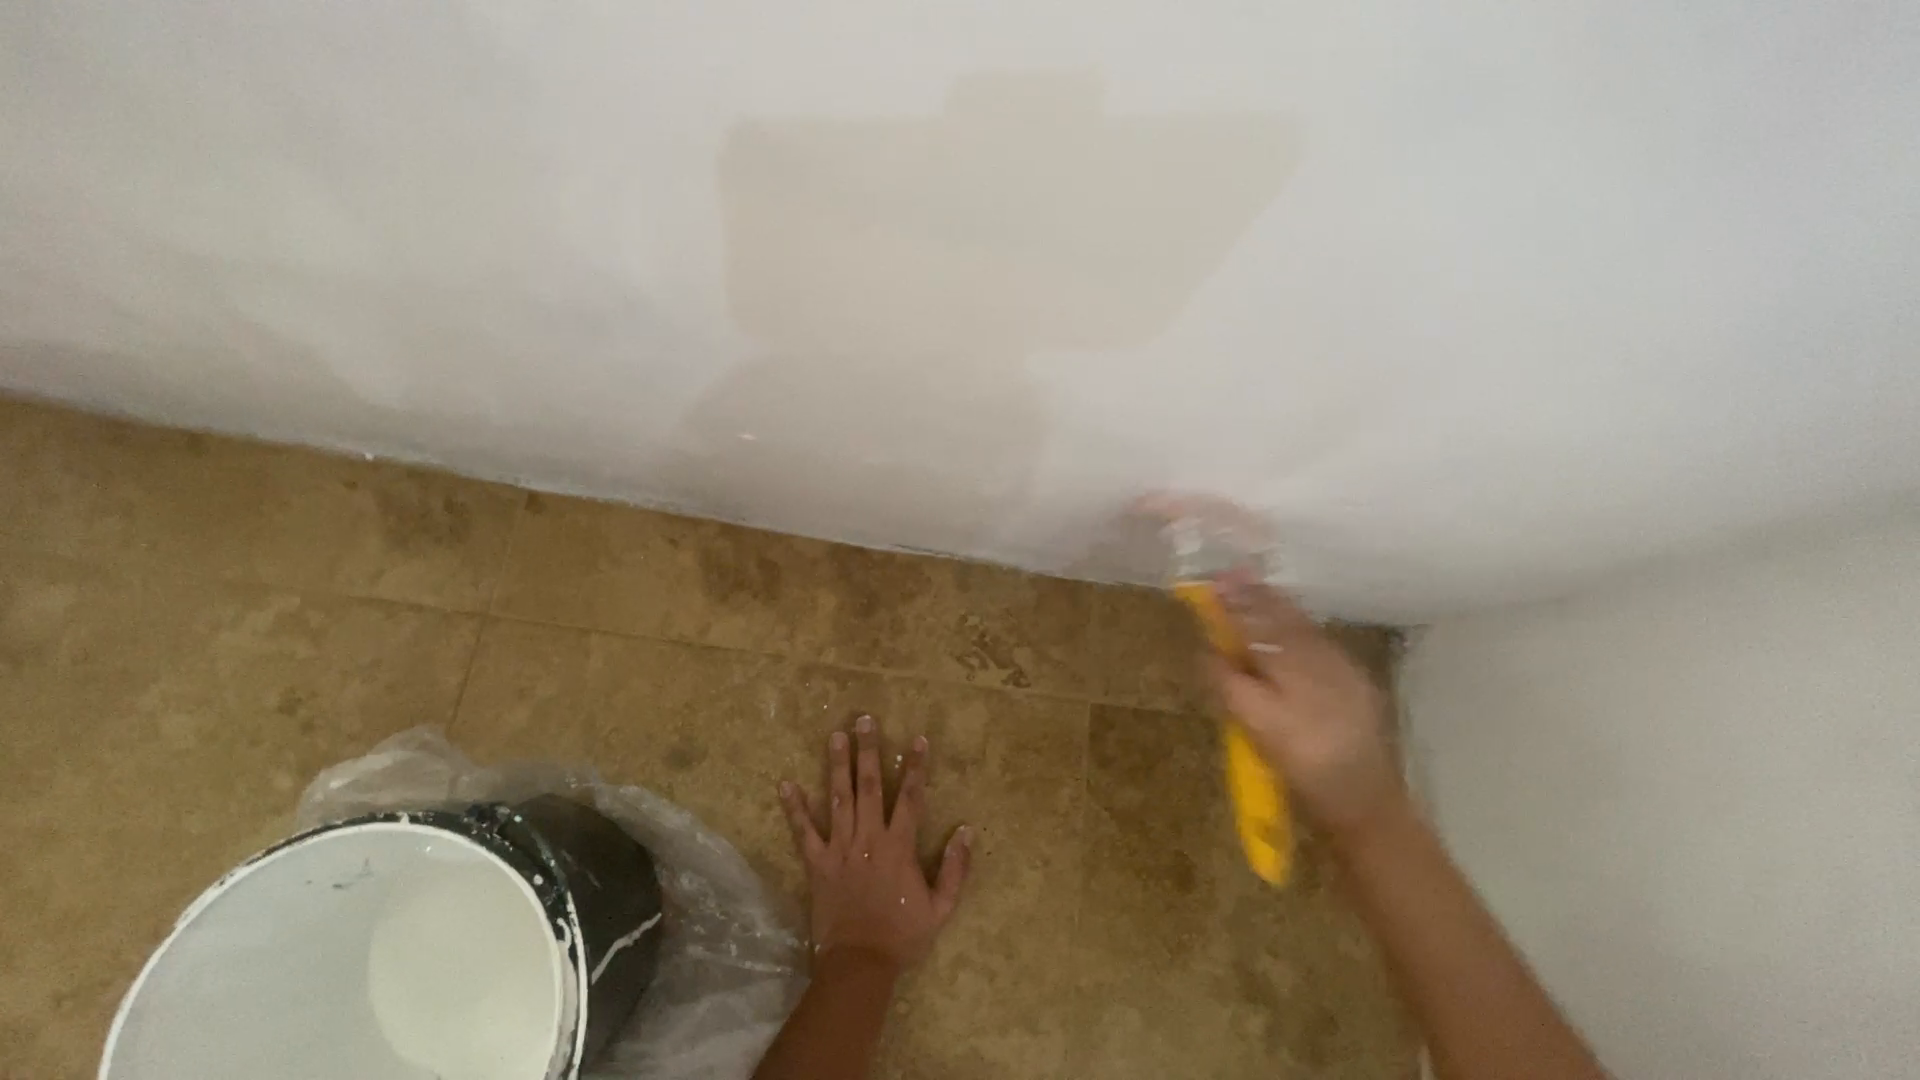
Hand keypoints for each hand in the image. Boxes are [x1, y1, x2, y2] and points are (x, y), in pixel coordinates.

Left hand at [779, 715, 970, 972]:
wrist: (860, 964)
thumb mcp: (941, 907)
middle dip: (868, 750)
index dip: (915, 767)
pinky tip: (785, 784)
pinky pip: (804, 832)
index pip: (910, 797)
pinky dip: (794, 808)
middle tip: (865, 719)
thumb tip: (966, 830)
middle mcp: (868, 838)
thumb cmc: (903, 935)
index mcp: (899, 846)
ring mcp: (840, 849)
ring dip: (836, 765)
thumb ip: (955, 868)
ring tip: (835, 735)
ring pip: (838, 799)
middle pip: (868, 786)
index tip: (917, 739)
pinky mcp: (817, 864)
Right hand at [1203, 576, 1407, 842]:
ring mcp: (1343, 669)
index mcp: (1293, 670)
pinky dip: (1297, 625)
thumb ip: (1230, 686)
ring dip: (1276, 606)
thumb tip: (1209, 652)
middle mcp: (1321, 660)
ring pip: (1304, 627)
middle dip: (1255, 597)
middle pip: (1282, 619)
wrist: (1366, 803)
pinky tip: (1288, 622)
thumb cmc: (1302, 770)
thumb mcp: (1256, 731)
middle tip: (1230, 574)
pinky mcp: (1357, 682)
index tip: (1213, 583)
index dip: (1234, 605)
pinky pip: (1319, 642)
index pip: (1257, 626)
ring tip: (1254, 588)